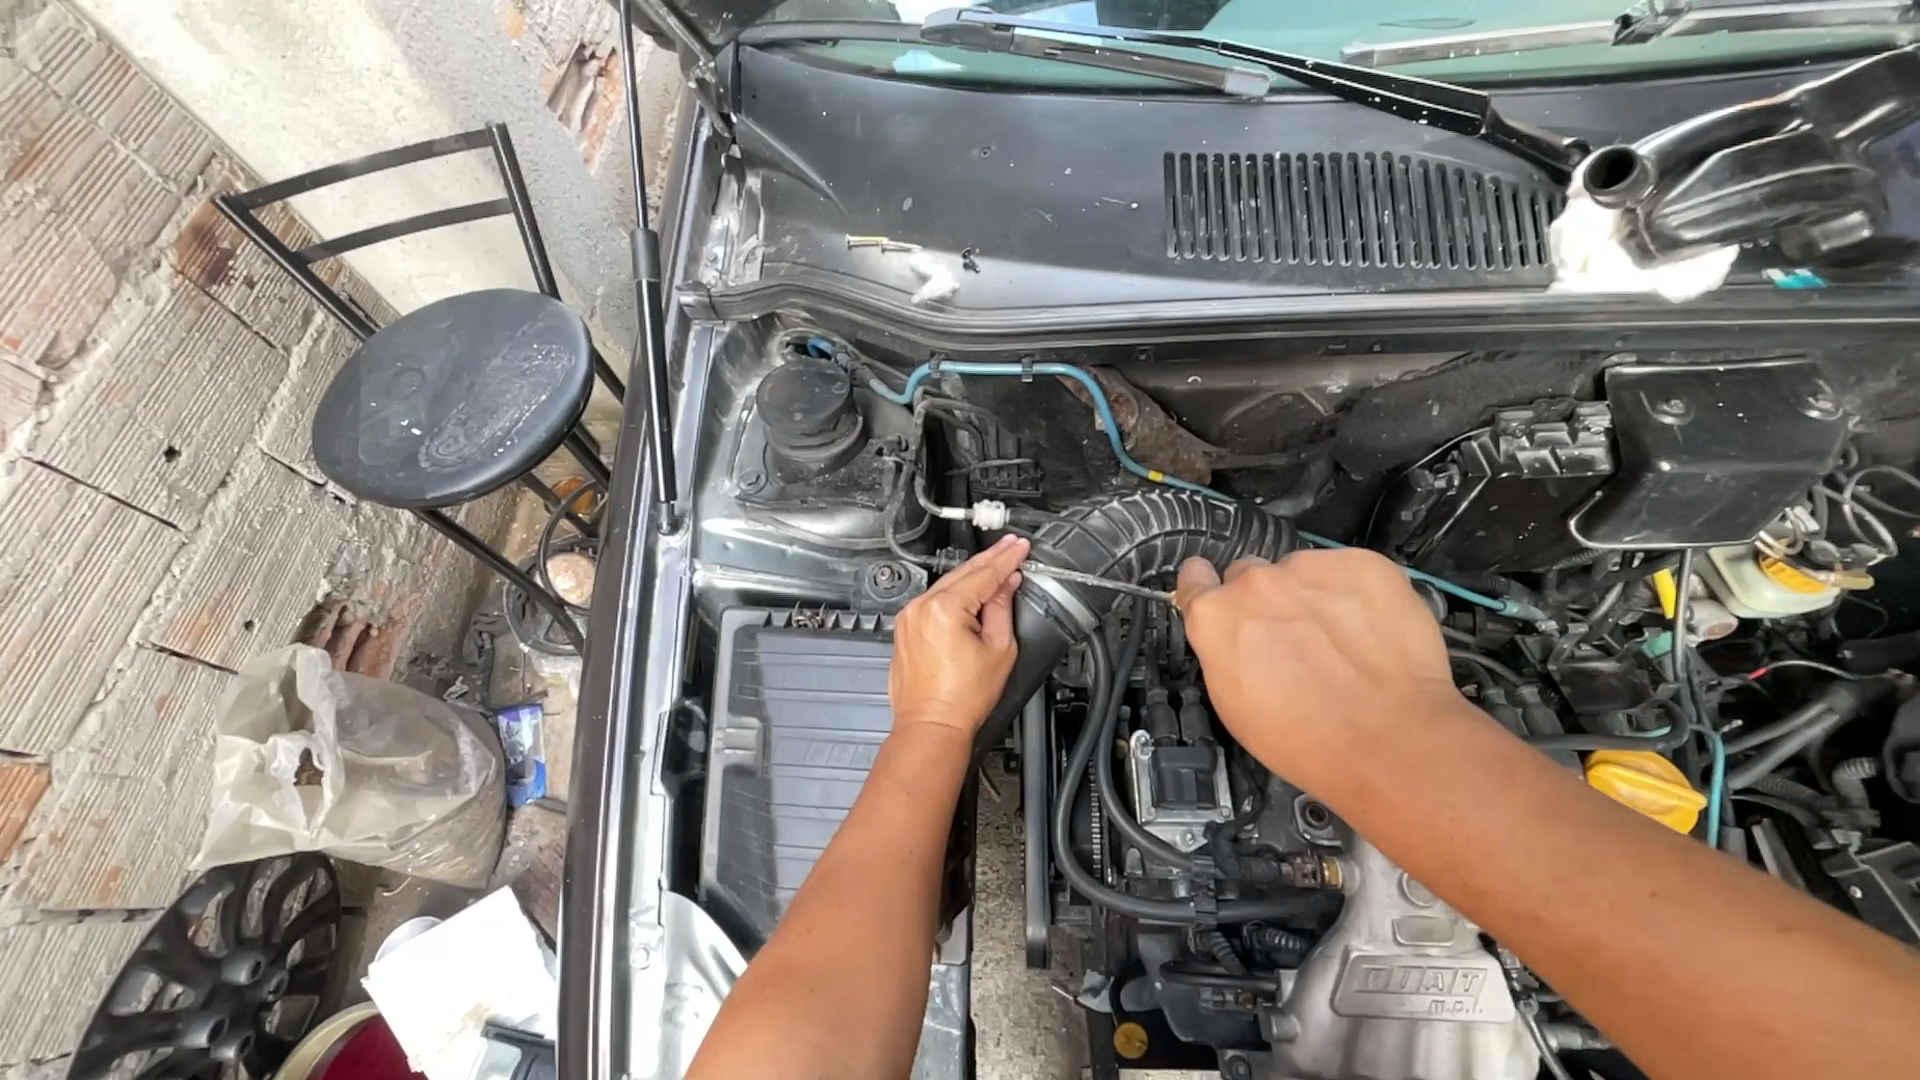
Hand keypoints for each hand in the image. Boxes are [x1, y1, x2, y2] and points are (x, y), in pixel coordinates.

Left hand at [889, 535, 1030, 737]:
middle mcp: (921, 607)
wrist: (931, 726)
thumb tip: (1006, 584)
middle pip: (963, 573)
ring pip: (947, 584)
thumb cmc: (961, 699)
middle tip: (1011, 547)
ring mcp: (909, 617)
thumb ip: (1002, 608)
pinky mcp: (905, 628)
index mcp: (944, 608)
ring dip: (972, 574)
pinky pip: (934, 600)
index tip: (1020, 547)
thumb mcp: (999, 649)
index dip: (1007, 558)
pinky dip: (954, 593)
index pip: (984, 574)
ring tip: (996, 566)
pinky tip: (971, 590)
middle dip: (991, 560)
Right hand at [1174, 549, 1473, 789]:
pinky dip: (1355, 593)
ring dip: (1311, 596)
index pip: (1193, 577)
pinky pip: (1348, 570)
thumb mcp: (1231, 704)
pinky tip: (1368, 631)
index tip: (1218, 597)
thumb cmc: (1306, 739)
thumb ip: (1221, 651)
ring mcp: (1309, 568)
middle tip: (1292, 639)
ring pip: (1301, 571)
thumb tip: (1229, 637)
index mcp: (1215, 616)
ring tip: (1339, 641)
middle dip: (1265, 601)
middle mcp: (1255, 582)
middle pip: (1250, 575)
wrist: (1390, 741)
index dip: (1206, 589)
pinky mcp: (1361, 565)